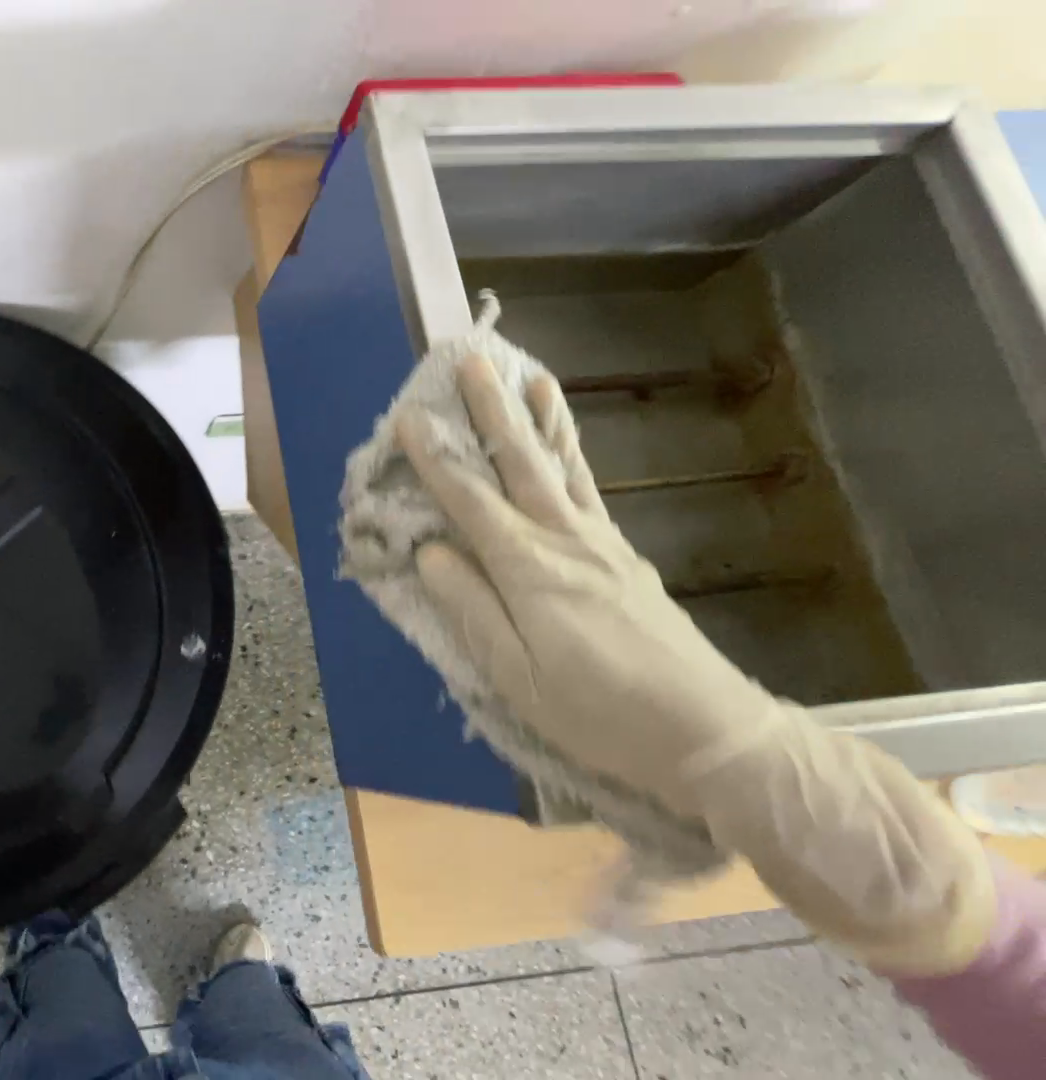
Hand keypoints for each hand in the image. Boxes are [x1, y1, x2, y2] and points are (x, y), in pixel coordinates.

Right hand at [397, 352, 994, 975]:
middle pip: (521, 465)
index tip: (409, 417)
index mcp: (528, 571)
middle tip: (473, 360)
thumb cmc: (595, 712)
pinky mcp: (622, 558)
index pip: (470, 502)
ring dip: (541, 419)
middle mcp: (565, 542)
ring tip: (531, 374)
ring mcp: (600, 545)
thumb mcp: (513, 674)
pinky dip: (572, 456)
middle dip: (492, 411)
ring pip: (562, 468)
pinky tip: (565, 446)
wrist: (707, 733)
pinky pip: (588, 491)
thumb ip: (468, 606)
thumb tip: (429, 550)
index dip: (436, 459)